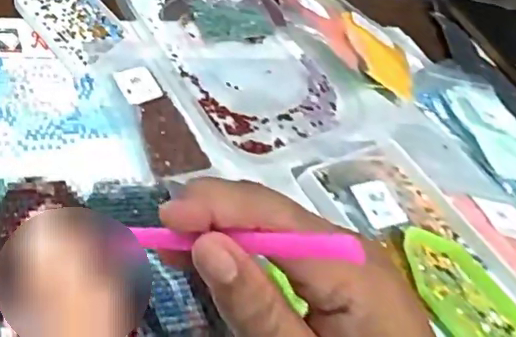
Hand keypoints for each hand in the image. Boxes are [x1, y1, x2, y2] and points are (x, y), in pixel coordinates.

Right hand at [159, 179, 432, 336]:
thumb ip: (260, 309)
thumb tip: (203, 243)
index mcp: (353, 263)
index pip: (267, 212)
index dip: (211, 206)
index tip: (163, 219)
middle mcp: (349, 247)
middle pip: (264, 211)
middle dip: (209, 214)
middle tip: (162, 232)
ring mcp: (345, 260)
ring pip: (266, 224)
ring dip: (218, 228)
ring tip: (175, 241)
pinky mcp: (337, 279)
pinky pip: (279, 248)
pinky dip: (240, 249)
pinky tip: (213, 255)